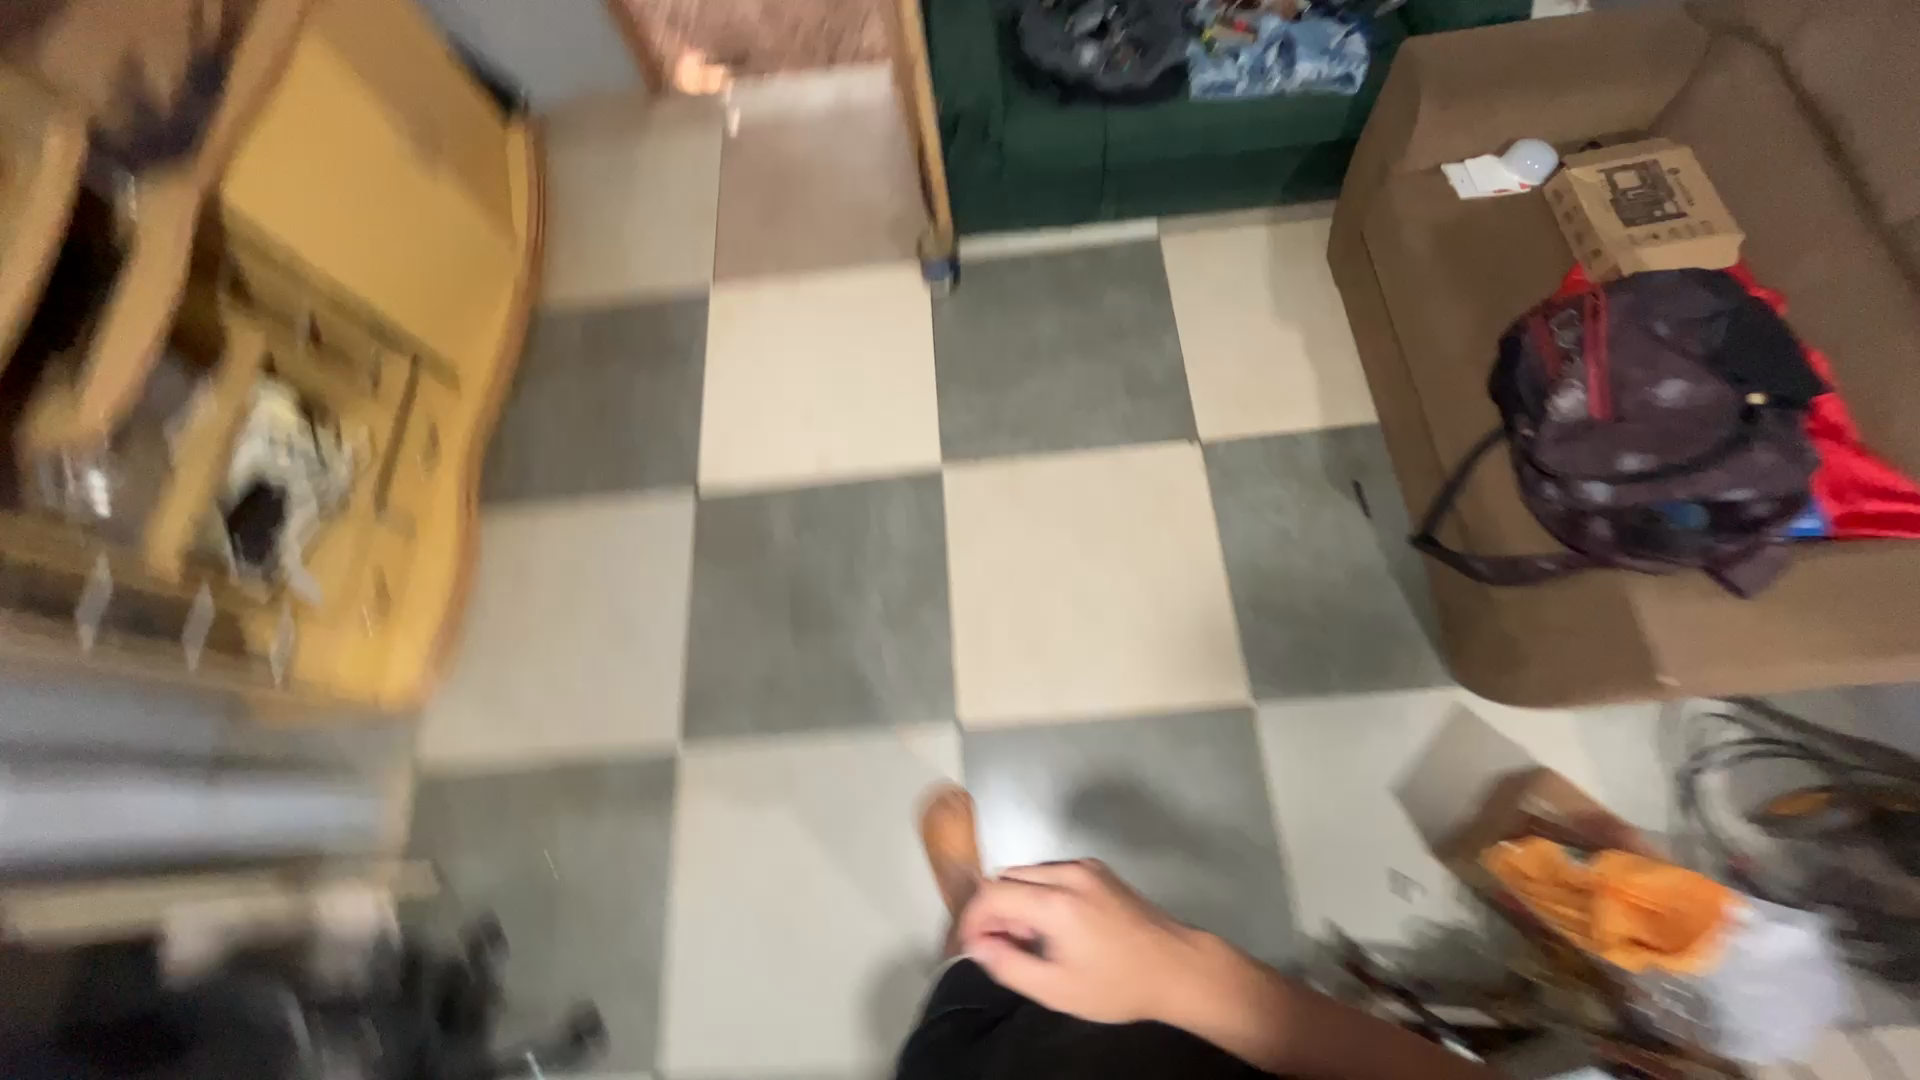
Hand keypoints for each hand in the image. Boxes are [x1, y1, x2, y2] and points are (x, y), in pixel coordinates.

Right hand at [956, 859, 1218, 1024]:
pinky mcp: (1096, 867)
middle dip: (993, 910)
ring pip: (1028, 872)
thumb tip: (977, 945)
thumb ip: (1010, 965)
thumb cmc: (1118, 985)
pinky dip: (1037, 891)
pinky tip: (1051, 924)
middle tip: (998, 946)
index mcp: (1056, 902)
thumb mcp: (1058, 989)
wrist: (1177, 966)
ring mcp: (1084, 866)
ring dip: (1015, 900)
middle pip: (1007, 877)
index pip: (993, 894)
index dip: (972, 918)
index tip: (970, 944)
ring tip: (1027, 939)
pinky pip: (1050, 871)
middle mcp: (1067, 872)